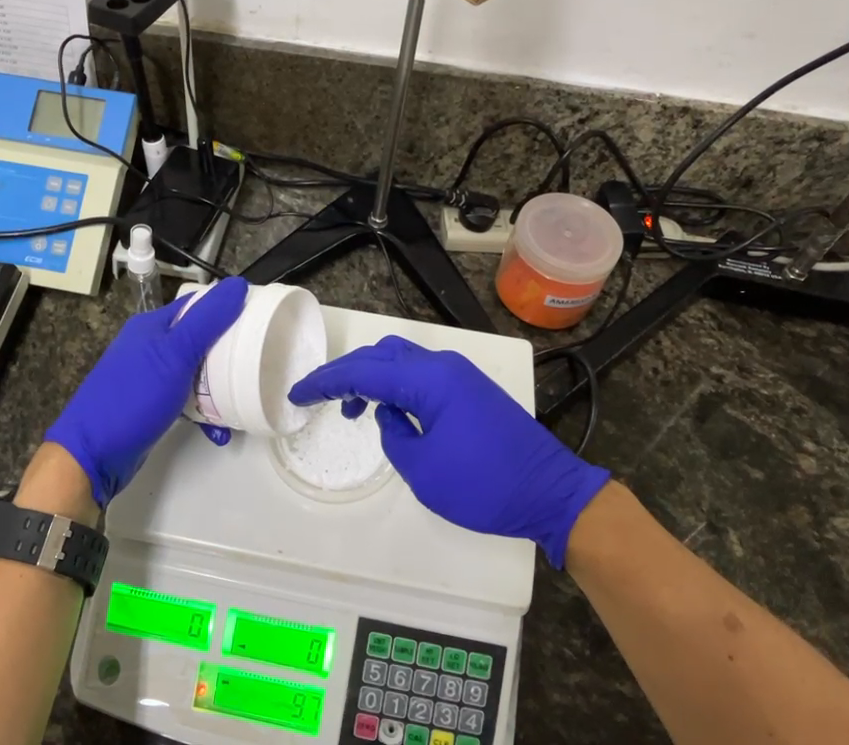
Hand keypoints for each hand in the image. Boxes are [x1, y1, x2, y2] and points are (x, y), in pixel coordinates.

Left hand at [45, 277, 248, 506]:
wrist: (93, 453)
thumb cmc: (134, 397)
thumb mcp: (176, 354)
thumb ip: (207, 320)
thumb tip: (238, 284)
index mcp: (153, 325)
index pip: (199, 305)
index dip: (229, 307)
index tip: (262, 319)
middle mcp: (150, 345)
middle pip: (199, 338)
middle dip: (228, 350)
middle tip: (259, 360)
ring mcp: (149, 376)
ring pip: (195, 369)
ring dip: (218, 383)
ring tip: (244, 395)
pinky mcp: (151, 403)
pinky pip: (185, 397)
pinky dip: (203, 407)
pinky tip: (219, 426)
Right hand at [288, 335, 609, 567]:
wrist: (549, 492)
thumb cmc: (484, 485)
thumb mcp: (423, 470)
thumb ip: (395, 437)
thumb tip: (391, 417)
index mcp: (429, 380)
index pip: (364, 372)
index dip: (326, 381)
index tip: (298, 394)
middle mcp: (444, 366)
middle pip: (382, 355)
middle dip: (346, 373)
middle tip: (318, 398)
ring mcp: (461, 375)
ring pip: (402, 360)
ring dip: (372, 377)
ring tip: (352, 410)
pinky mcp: (472, 390)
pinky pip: (422, 374)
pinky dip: (396, 385)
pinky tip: (390, 411)